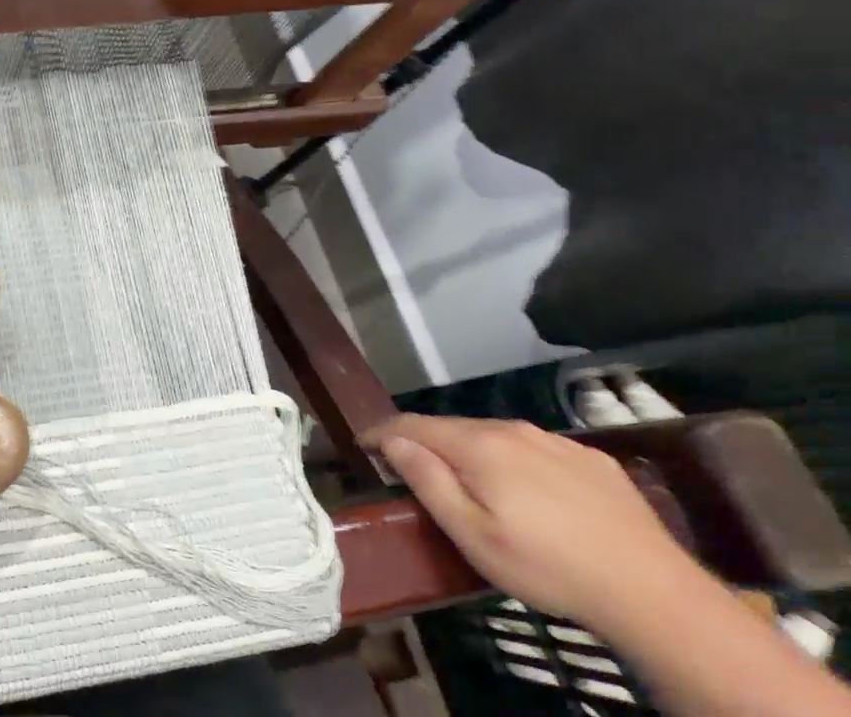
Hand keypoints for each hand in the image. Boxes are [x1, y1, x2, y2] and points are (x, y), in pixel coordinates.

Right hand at [362, 415, 701, 630]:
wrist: (652, 592)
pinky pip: (534, 450)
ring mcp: (558, 443)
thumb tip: (393, 442)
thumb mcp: (470, 534)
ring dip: (470, 451)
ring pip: (495, 436)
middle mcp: (515, 431)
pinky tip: (526, 494)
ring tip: (468, 484)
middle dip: (425, 443)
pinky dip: (513, 461)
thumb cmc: (546, 567)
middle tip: (411, 473)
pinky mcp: (592, 460)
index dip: (381, 432)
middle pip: (453, 428)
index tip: (363, 446)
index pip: (413, 424)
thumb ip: (427, 480)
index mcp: (479, 446)